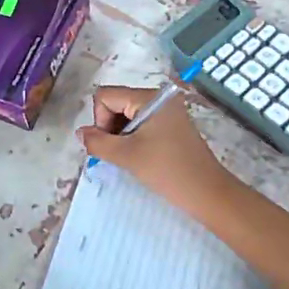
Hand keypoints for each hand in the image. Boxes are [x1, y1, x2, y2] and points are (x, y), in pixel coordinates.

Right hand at [77, 85, 235, 212]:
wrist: (207, 193)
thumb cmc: (166, 170)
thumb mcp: (125, 156)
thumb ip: (97, 141)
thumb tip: (80, 133)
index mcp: (149, 97)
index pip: (105, 96)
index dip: (100, 120)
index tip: (111, 144)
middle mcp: (159, 96)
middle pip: (116, 102)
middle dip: (109, 127)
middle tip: (119, 152)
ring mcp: (168, 109)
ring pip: (127, 113)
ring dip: (120, 134)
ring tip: (130, 156)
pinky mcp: (172, 123)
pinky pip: (141, 121)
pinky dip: (133, 136)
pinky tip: (139, 155)